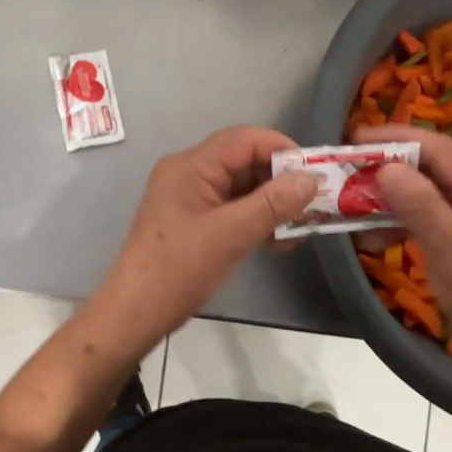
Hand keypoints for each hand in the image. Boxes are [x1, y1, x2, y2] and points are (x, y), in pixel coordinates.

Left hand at [91, 126, 317, 351]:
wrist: (135, 312)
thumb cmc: (179, 269)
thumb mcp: (231, 234)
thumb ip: (273, 203)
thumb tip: (311, 179)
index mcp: (190, 166)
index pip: (244, 140)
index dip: (282, 150)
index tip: (315, 174)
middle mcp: (187, 174)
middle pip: (242, 161)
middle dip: (280, 180)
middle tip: (314, 202)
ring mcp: (187, 199)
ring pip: (238, 188)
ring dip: (270, 203)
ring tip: (302, 226)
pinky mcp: (190, 223)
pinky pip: (229, 209)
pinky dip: (254, 220)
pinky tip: (279, 241)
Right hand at [354, 125, 451, 384]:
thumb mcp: (449, 252)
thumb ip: (420, 206)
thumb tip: (386, 167)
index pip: (438, 147)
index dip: (394, 140)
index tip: (353, 141)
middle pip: (439, 160)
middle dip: (393, 163)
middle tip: (351, 170)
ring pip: (440, 182)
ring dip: (401, 190)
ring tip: (361, 200)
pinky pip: (447, 204)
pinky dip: (416, 209)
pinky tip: (388, 226)